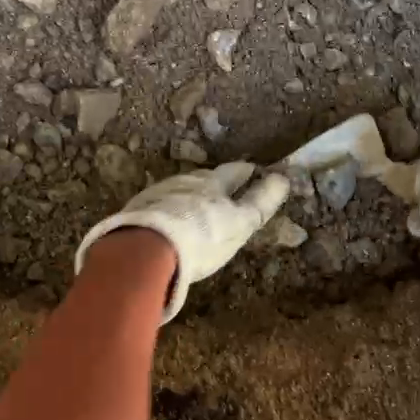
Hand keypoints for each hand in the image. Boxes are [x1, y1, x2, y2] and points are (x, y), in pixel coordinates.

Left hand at [74, 163, 289, 322]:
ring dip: (187, 199)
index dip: (245, 171)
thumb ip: (260, 203)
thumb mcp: (239, 223)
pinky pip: (157, 208)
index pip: (233, 171)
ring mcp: (157, 194)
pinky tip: (165, 227)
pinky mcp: (136, 211)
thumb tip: (283, 178)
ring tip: (193, 212)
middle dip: (213, 184)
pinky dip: (166, 214)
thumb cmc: (201, 236)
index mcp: (211, 182)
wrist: (145, 249)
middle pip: (202, 179)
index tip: (253, 170)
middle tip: (222, 192)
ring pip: (178, 191)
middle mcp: (183, 181)